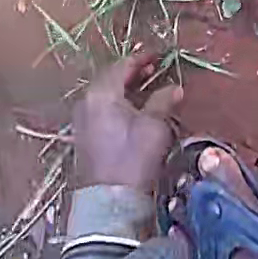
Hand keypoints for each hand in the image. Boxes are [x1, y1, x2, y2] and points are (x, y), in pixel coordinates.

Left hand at [71, 53, 182, 189]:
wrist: (109, 203)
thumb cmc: (133, 158)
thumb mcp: (154, 125)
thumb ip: (163, 100)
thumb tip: (174, 88)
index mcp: (101, 93)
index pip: (122, 66)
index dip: (141, 58)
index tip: (158, 55)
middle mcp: (87, 101)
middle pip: (110, 77)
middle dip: (132, 72)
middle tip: (153, 69)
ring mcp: (82, 119)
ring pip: (105, 93)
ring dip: (125, 87)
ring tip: (146, 87)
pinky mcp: (84, 135)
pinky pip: (101, 107)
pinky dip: (117, 102)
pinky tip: (133, 108)